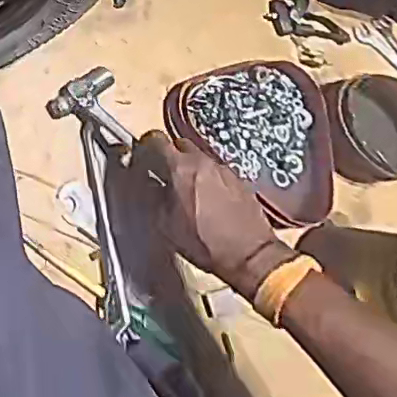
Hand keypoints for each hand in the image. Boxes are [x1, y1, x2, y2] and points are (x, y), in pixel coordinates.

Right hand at [131, 131, 292, 297]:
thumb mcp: (167, 225)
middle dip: (171, 156)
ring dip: (191, 168)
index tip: (144, 155)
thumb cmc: (206, 243)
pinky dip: (209, 180)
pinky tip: (209, 201)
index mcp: (180, 167)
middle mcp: (202, 161)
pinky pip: (216, 172)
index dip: (147, 145)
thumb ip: (154, 197)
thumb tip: (148, 183)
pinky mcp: (239, 180)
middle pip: (180, 144)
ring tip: (189, 192)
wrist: (252, 256)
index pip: (157, 140)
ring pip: (200, 158)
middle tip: (166, 175)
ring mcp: (223, 169)